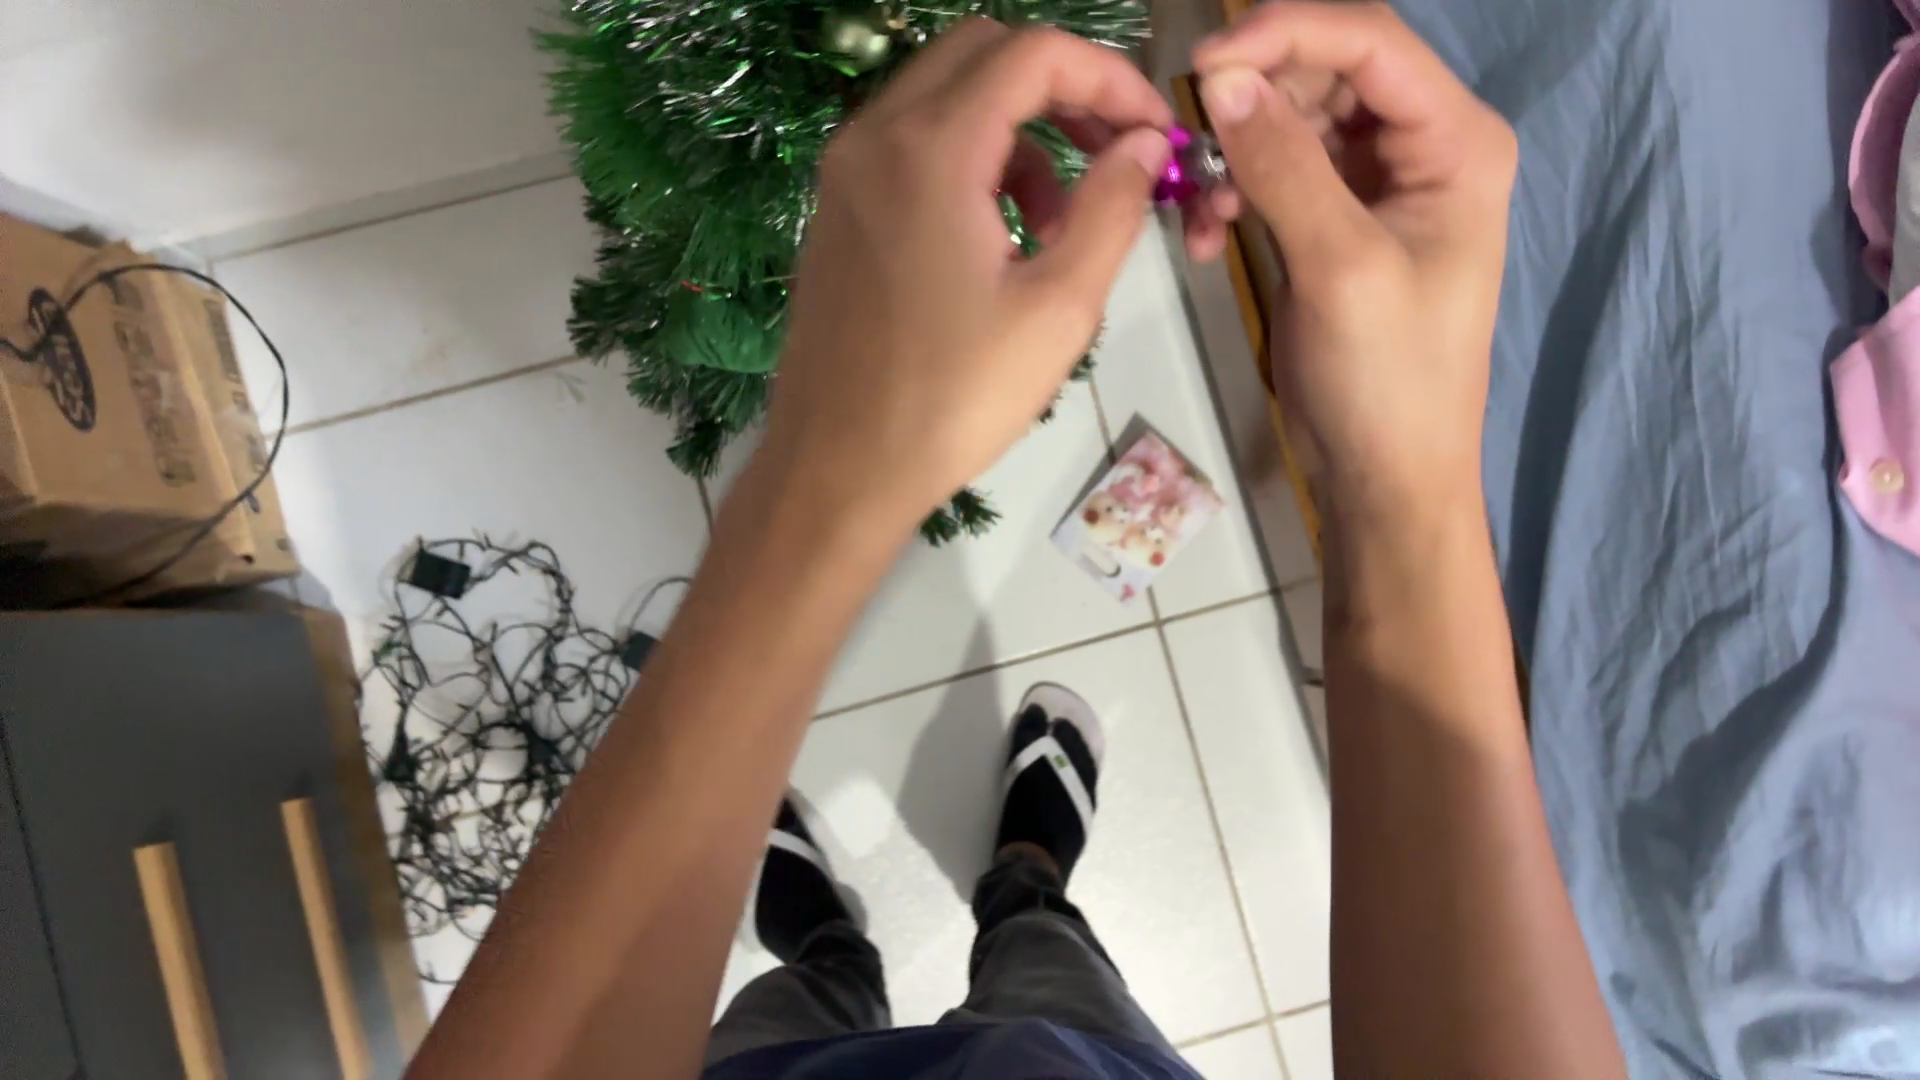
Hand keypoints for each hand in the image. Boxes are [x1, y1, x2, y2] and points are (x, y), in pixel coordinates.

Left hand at [762, 19, 1172, 531]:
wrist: (840, 470)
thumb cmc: (953, 401)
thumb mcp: (1058, 310)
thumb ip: (1114, 209)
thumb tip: (1144, 145)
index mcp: (930, 149)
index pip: (1034, 52)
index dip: (1110, 78)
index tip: (1153, 132)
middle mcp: (872, 138)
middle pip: (982, 57)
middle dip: (1060, 92)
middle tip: (1109, 157)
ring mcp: (842, 178)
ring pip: (942, 103)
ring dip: (1014, 136)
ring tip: (1057, 223)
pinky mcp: (833, 218)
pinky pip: (907, 153)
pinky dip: (965, 167)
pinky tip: (995, 242)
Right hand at [1193, 2, 1516, 524]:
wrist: (1384, 470)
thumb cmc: (1386, 376)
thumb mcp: (1339, 266)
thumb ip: (1284, 168)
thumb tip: (1221, 83)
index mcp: (1453, 142)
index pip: (1369, 44)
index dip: (1284, 35)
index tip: (1200, 69)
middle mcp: (1416, 151)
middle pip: (1323, 78)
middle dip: (1251, 108)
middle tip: (1188, 151)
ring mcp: (1369, 193)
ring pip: (1289, 132)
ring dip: (1233, 163)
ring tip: (1200, 220)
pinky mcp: (1328, 231)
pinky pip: (1273, 184)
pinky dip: (1233, 201)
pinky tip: (1208, 241)